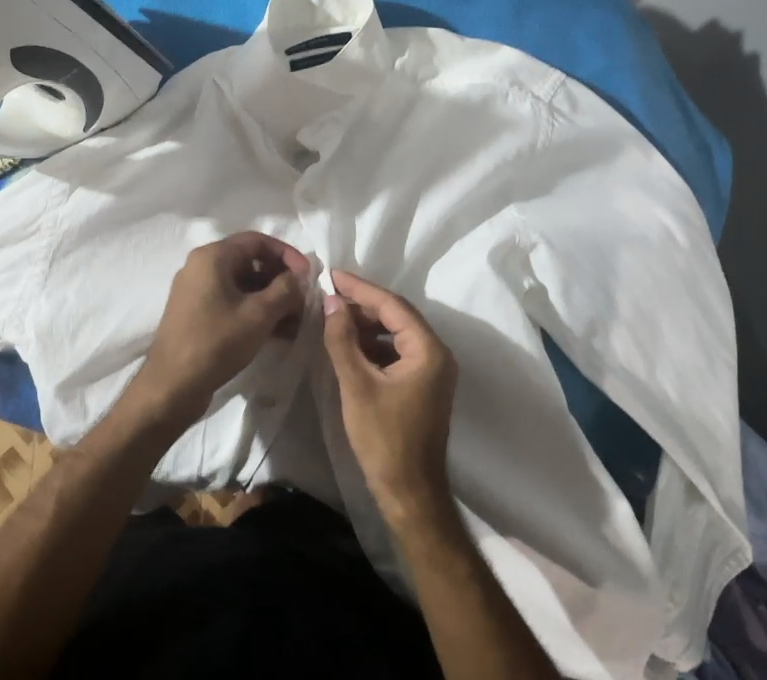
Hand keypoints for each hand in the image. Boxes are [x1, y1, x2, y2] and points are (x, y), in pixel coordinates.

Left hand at [133, 232, 309, 424]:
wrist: (173, 385)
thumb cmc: (217, 341)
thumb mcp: (259, 314)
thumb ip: (286, 289)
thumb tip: (299, 277)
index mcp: (212, 257)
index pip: (257, 240)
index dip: (287, 254)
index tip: (309, 276)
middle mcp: (201, 267)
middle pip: (251, 262)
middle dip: (281, 281)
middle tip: (304, 303)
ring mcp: (197, 292)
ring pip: (243, 286)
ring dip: (272, 300)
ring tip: (297, 323)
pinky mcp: (198, 315)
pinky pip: (233, 303)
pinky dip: (256, 313)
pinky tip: (279, 333)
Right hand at [322, 270, 458, 519]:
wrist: (409, 491)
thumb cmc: (384, 438)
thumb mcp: (357, 385)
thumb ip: (343, 340)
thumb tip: (331, 303)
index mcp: (428, 351)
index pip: (392, 305)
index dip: (360, 289)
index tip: (332, 275)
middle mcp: (437, 355)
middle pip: (397, 317)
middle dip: (362, 305)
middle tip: (328, 295)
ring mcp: (432, 372)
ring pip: (397, 335)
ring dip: (366, 325)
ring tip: (333, 317)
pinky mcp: (422, 387)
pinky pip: (397, 353)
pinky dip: (373, 346)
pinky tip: (348, 346)